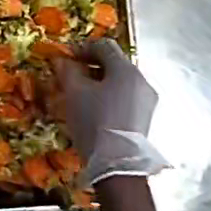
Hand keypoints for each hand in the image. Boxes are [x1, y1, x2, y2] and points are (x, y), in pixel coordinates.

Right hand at [54, 40, 166, 182]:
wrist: (117, 163)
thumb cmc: (94, 121)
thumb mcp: (73, 92)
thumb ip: (67, 70)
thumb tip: (62, 60)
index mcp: (126, 70)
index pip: (104, 46)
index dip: (82, 48)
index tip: (65, 58)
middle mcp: (142, 80)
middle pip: (114, 63)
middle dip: (91, 66)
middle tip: (70, 76)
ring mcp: (147, 99)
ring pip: (120, 81)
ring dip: (100, 82)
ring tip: (81, 94)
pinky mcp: (146, 116)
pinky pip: (126, 96)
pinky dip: (109, 95)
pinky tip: (95, 109)